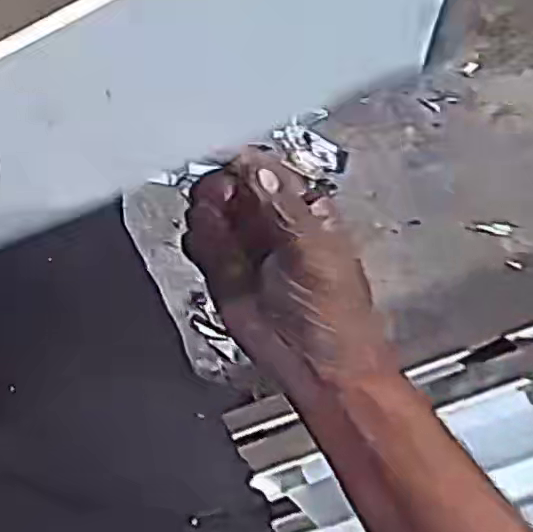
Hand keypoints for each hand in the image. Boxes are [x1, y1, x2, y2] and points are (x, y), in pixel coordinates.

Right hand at [182, 149, 395, 396]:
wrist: (316, 368)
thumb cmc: (336, 316)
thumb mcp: (317, 255)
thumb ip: (284, 209)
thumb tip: (259, 168)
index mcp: (303, 208)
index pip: (267, 169)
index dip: (244, 163)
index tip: (228, 165)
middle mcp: (269, 219)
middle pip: (229, 181)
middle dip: (217, 187)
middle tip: (218, 199)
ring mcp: (242, 240)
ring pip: (207, 206)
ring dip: (205, 214)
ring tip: (216, 232)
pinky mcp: (219, 263)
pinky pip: (196, 236)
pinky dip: (197, 240)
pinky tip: (211, 253)